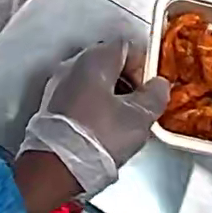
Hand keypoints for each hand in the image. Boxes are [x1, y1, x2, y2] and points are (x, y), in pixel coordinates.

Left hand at [16, 41, 170, 195]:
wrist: (55, 166)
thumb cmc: (97, 137)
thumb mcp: (138, 117)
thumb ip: (154, 95)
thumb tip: (159, 85)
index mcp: (94, 60)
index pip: (126, 46)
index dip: (144, 65)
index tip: (151, 88)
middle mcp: (72, 64)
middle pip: (109, 61)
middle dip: (129, 81)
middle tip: (141, 106)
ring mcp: (58, 83)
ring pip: (94, 79)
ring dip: (112, 94)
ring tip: (124, 121)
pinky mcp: (51, 103)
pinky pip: (80, 95)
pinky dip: (95, 105)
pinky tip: (103, 128)